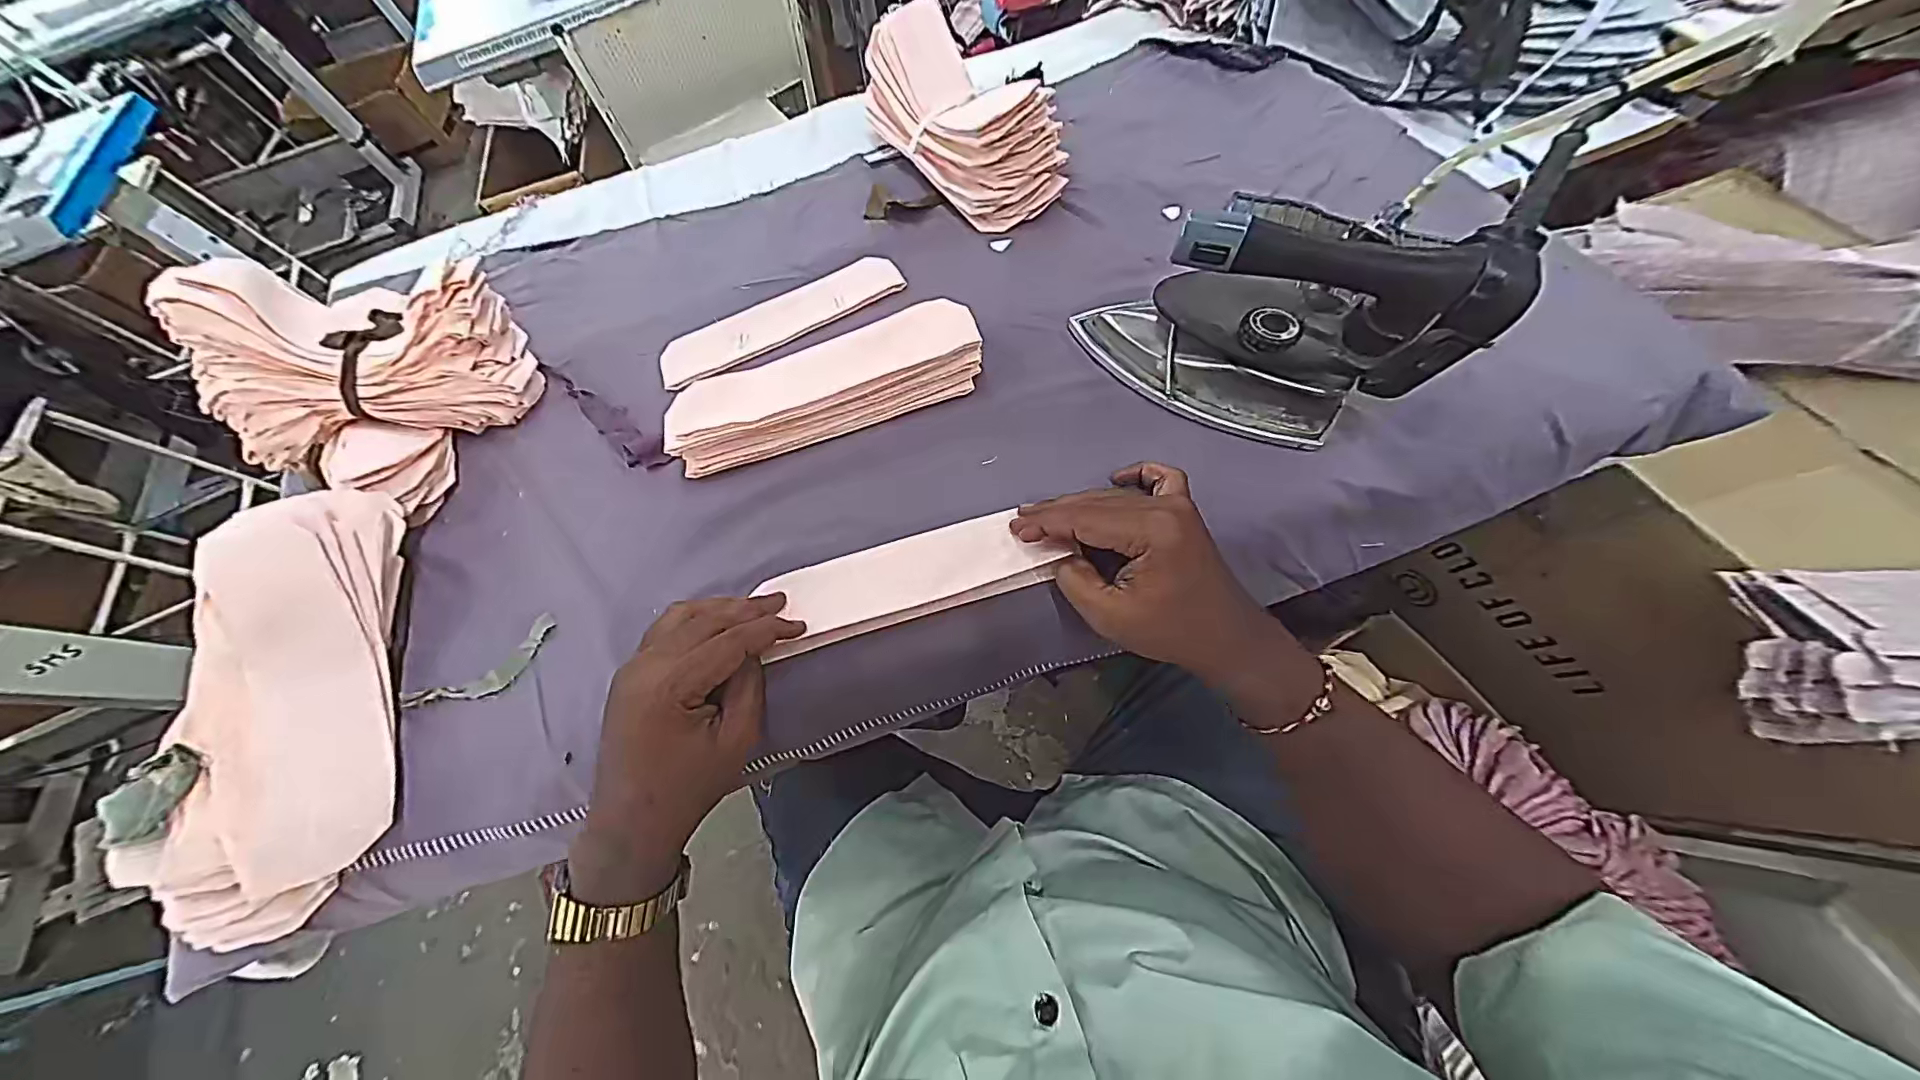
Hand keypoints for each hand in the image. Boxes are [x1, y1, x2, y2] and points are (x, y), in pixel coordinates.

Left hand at [571, 596, 803, 902]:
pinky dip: (696, 618)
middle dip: (745, 610)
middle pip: (703, 620)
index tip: (797, 627)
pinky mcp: (630, 674)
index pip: (727, 641)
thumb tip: (753, 652)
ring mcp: (632, 667)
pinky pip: (664, 630)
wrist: (632, 821)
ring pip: (680, 617)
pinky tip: (716, 620)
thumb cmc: (688, 787)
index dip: (766, 629)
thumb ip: (749, 686)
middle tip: (780, 603)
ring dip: (719, 608)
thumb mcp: (737, 739)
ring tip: (753, 607)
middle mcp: (645, 665)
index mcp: (670, 683)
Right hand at [1010, 463, 1311, 696]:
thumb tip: (1061, 553)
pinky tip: (1117, 479)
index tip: (1016, 529)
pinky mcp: (1186, 513)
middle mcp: (1166, 508)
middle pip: (1097, 503)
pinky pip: (1160, 480)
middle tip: (1023, 523)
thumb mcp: (1109, 616)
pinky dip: (1136, 477)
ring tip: (1048, 516)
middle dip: (1056, 513)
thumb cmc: (1170, 631)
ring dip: (1082, 504)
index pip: (1085, 518)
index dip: (1046, 523)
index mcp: (1151, 530)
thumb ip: (1076, 579)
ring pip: (1118, 496)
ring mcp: (1179, 506)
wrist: (1226, 638)